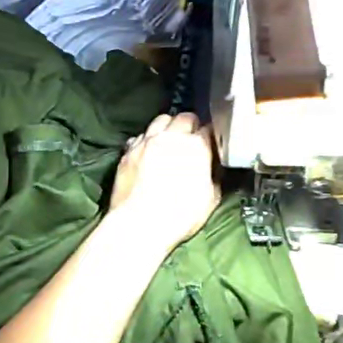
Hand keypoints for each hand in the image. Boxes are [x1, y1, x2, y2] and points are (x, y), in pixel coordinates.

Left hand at [108, 113, 219, 252]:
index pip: (208, 129)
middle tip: (192, 137)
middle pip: (185, 117)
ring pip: (161, 120)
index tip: (211, 143)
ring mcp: (147, 142)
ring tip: (171, 138)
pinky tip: (149, 149)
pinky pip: (140, 136)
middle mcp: (170, 138)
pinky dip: (147, 139)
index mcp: (196, 147)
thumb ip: (213, 177)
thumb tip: (212, 171)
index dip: (211, 136)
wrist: (139, 225)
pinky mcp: (129, 152)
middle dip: (191, 125)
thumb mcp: (210, 199)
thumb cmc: (177, 216)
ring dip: (169, 126)